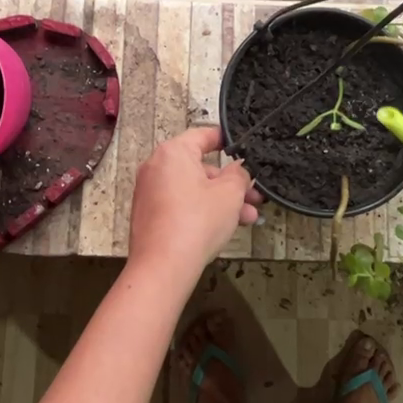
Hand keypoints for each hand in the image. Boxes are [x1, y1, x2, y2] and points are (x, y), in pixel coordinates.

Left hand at [127, 127, 260, 279]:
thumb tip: (238, 170)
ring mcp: (150, 192)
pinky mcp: (149, 215)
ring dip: (221, 200)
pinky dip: (202, 210)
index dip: (226, 139)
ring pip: (193, 189)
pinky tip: (226, 227)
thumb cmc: (196, 222)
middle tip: (254, 196)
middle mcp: (156, 167)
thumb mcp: (230, 193)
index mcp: (173, 152)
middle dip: (230, 183)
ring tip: (248, 218)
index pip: (203, 135)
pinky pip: (181, 204)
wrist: (163, 266)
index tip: (241, 146)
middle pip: (200, 167)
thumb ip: (239, 175)